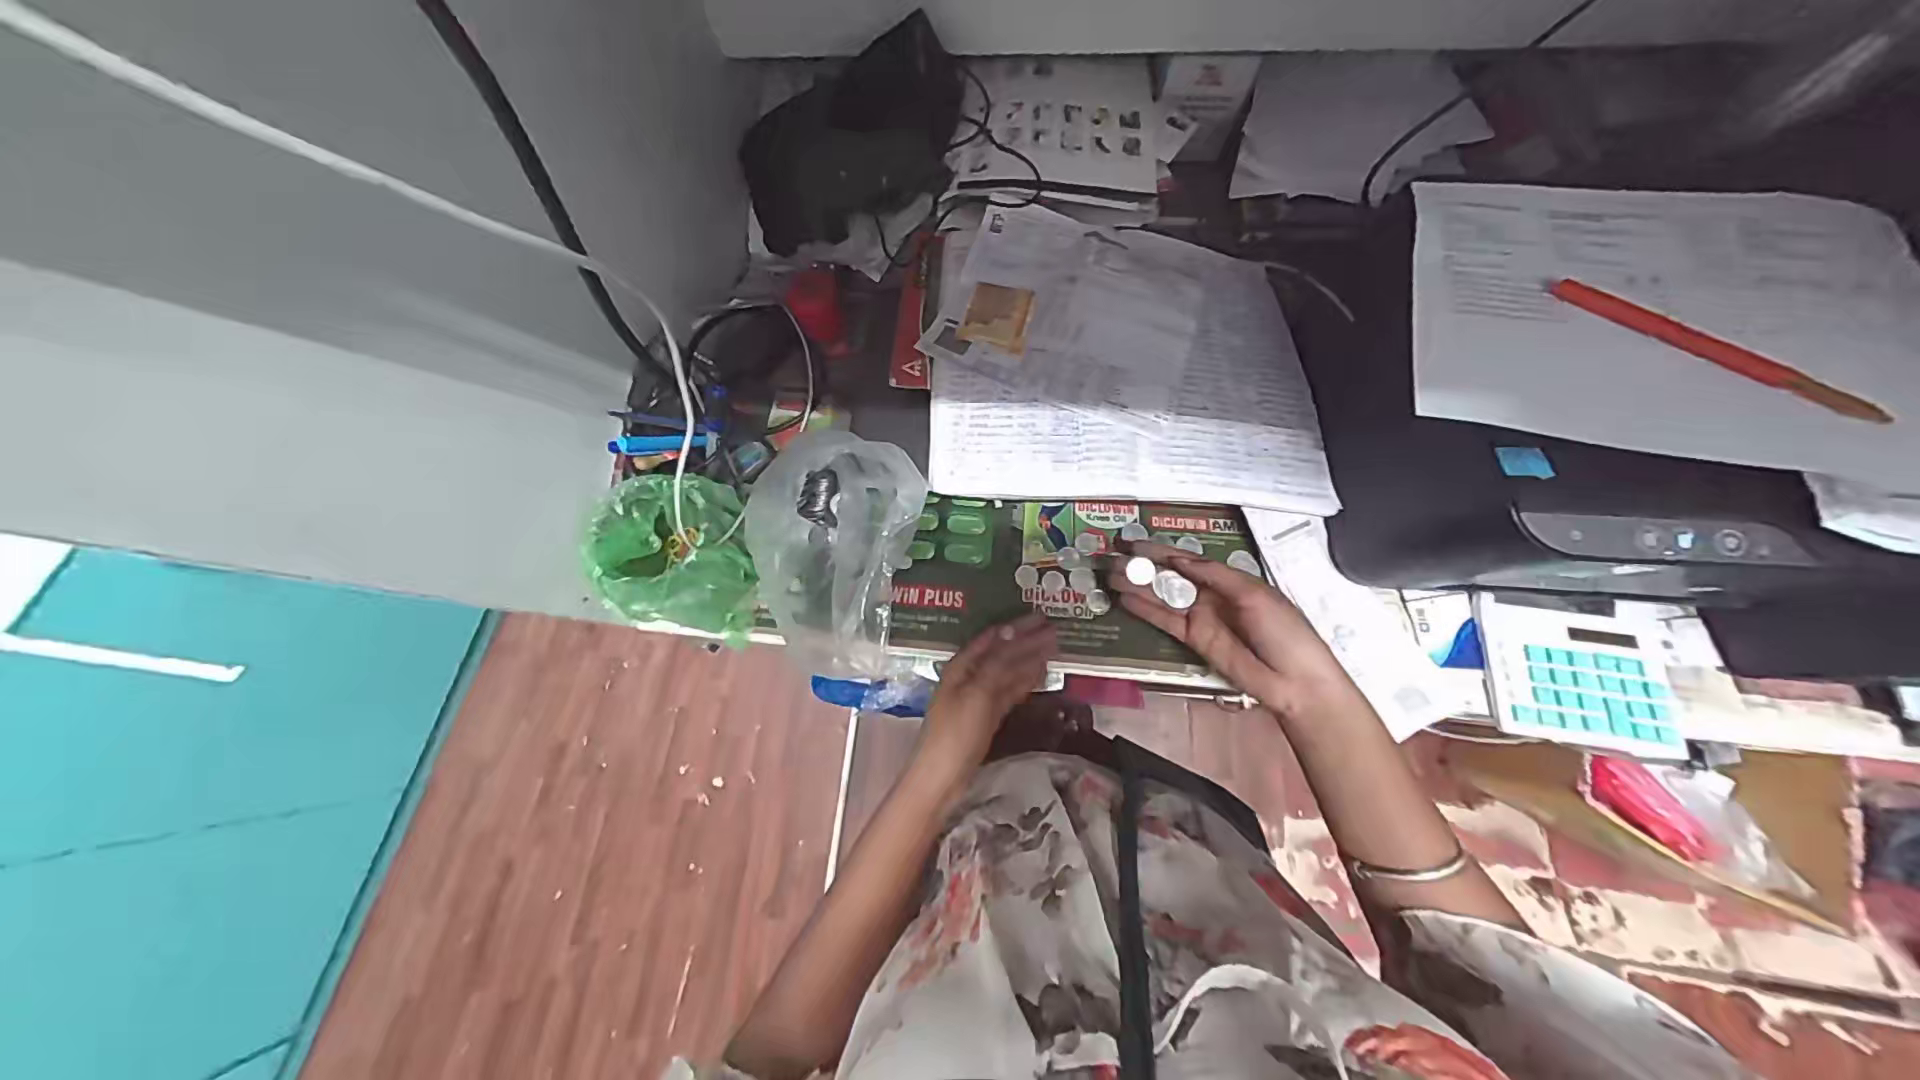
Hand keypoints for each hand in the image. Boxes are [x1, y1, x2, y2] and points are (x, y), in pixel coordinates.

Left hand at [916, 613, 1057, 781]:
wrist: (942, 777)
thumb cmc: (955, 734)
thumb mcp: (977, 695)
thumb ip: (997, 666)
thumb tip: (1014, 636)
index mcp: (962, 667)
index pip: (993, 637)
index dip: (1016, 626)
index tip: (1040, 616)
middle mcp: (970, 677)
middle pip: (1002, 652)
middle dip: (1027, 640)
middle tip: (1054, 629)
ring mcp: (979, 697)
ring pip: (1008, 671)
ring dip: (1029, 659)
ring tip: (1054, 648)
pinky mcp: (988, 716)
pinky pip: (1010, 691)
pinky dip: (1025, 680)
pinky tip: (1041, 674)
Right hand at [1106, 542, 1355, 715]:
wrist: (1295, 680)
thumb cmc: (1284, 631)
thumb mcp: (1253, 594)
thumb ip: (1215, 575)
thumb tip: (1180, 561)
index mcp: (1228, 579)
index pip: (1187, 560)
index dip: (1160, 550)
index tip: (1133, 542)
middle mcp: (1209, 595)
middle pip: (1169, 577)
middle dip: (1142, 567)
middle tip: (1113, 557)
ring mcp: (1199, 617)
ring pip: (1161, 597)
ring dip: (1137, 586)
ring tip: (1110, 576)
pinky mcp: (1192, 639)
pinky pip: (1164, 620)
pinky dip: (1144, 610)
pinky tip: (1125, 600)